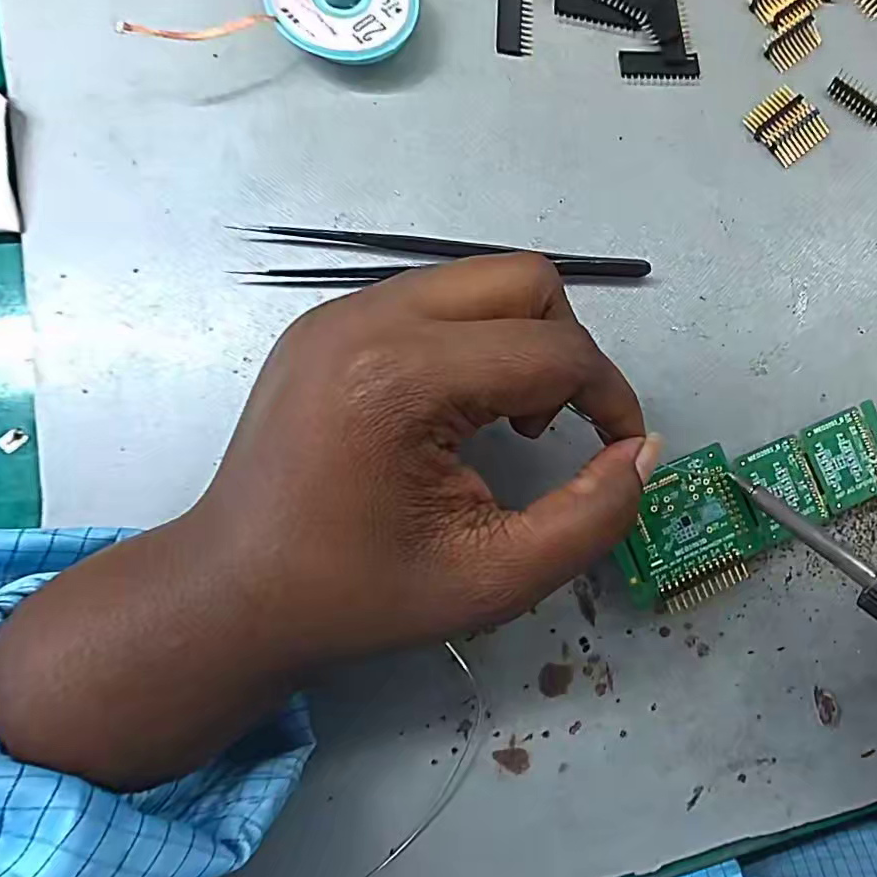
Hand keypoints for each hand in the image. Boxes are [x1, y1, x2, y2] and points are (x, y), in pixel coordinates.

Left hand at [0, 253, 660, 788]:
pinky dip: (485, 342)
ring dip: (528, 343)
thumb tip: (642, 451)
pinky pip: (447, 299)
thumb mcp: (499, 580)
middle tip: (555, 426)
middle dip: (571, 353)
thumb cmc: (363, 597)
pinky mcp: (334, 320)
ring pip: (489, 280)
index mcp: (402, 381)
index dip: (613, 399)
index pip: (556, 352)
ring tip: (508, 418)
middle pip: (529, 281)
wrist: (233, 594)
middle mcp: (370, 319)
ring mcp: (344, 311)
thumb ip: (593, 516)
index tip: (621, 451)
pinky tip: (463, 406)